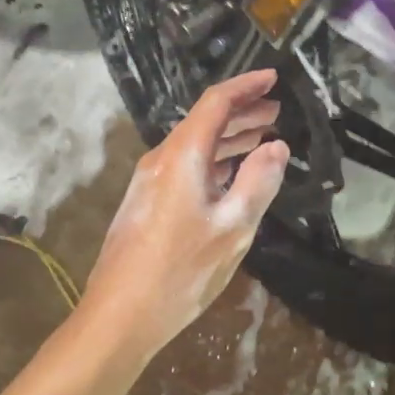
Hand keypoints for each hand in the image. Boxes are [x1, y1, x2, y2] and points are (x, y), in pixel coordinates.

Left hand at [82, 69, 288, 356]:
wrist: (117, 316)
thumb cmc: (179, 273)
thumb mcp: (231, 230)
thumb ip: (257, 183)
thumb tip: (277, 147)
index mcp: (182, 155)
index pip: (216, 102)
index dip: (245, 86)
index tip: (273, 78)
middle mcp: (162, 158)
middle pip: (204, 120)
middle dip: (242, 112)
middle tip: (276, 112)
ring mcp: (151, 181)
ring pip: (195, 144)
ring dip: (229, 137)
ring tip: (263, 138)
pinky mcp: (148, 202)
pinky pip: (187, 165)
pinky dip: (215, 160)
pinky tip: (232, 175)